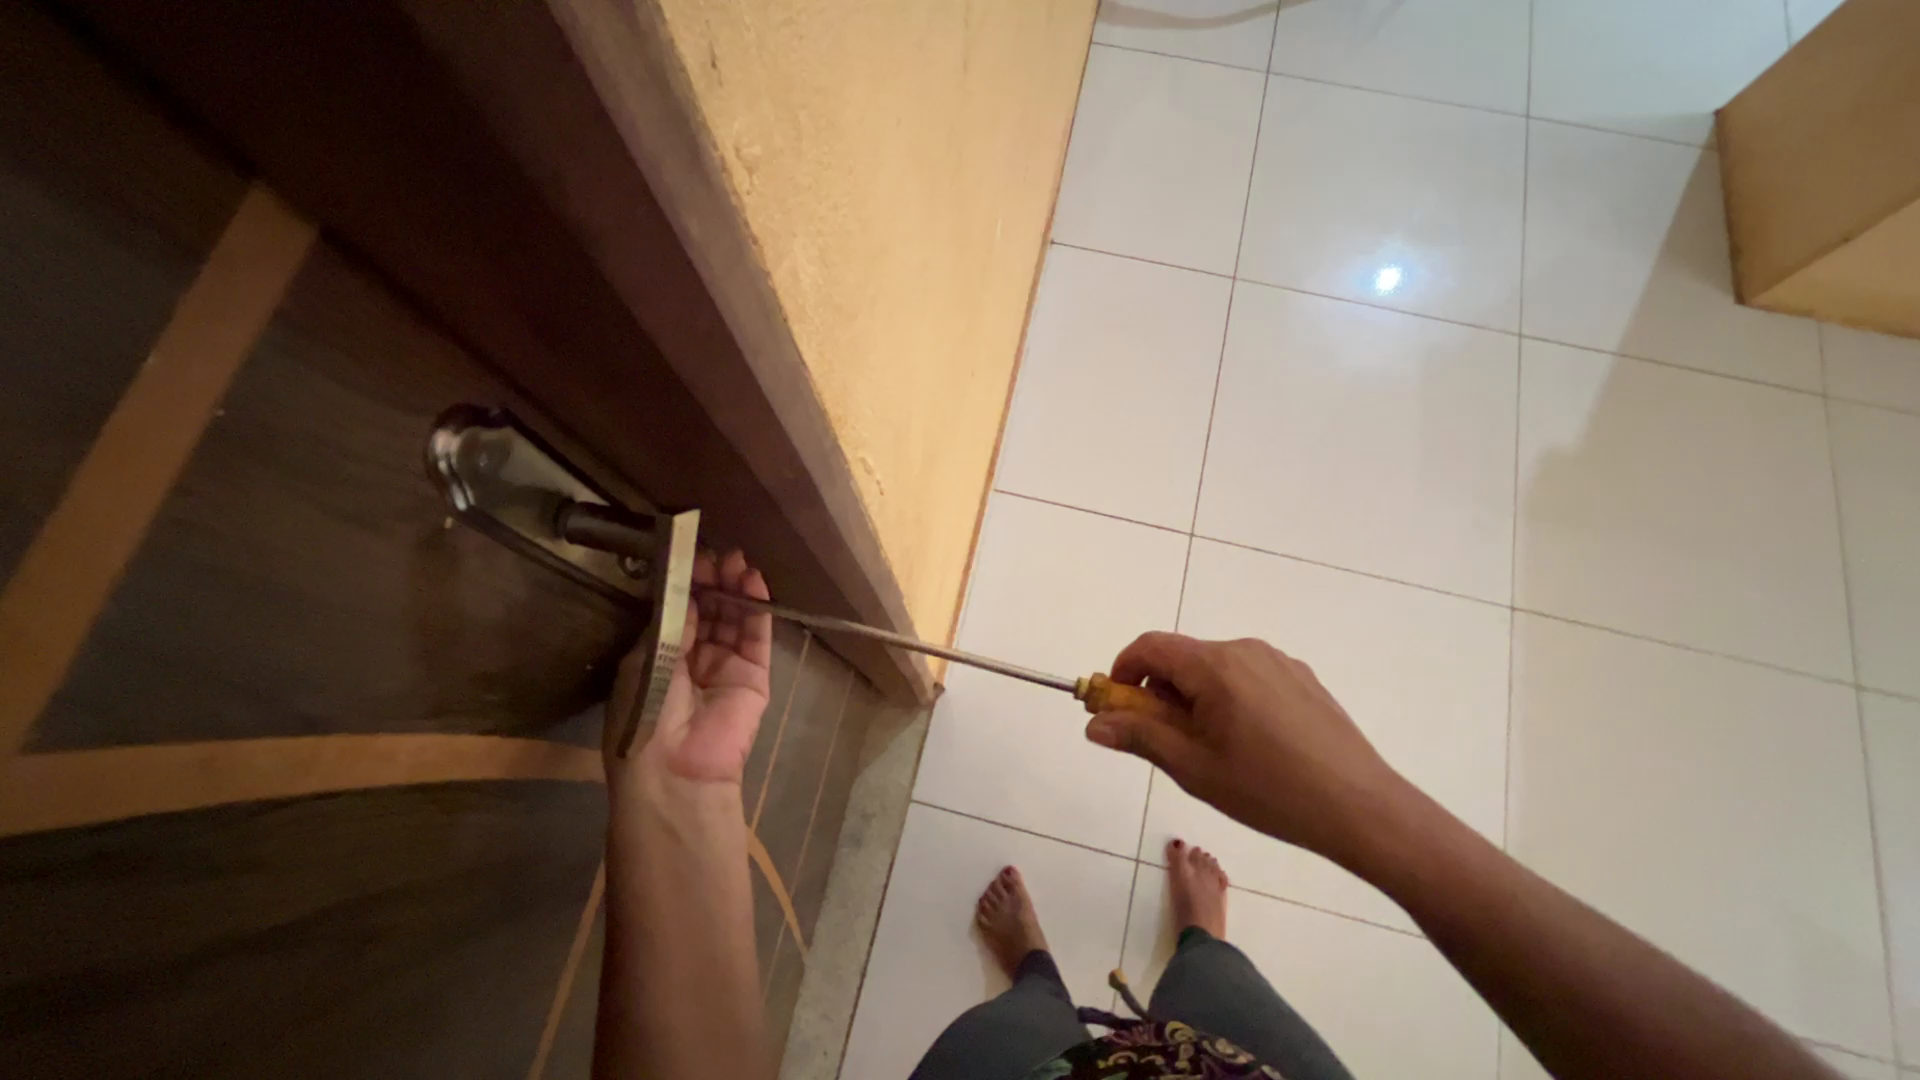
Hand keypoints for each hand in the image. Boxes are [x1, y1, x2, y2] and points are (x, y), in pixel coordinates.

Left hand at [608, 549, 771, 787]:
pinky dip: (758, 609)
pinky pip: (757, 637)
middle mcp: (694, 658)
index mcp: (660, 656)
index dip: (686, 585)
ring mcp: (726, 666)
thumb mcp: (646, 659)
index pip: (678, 611)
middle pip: (709, 611)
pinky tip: (754, 581)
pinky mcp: (754, 676)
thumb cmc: (645, 711)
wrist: (674, 764)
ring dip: (735, 589)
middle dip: (713, 582)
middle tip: (719, 554)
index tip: (692, 557)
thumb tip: (692, 595)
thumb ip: (672, 623)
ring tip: (737, 560)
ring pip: (734, 619)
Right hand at [1085, 632, 1412, 864]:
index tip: (1117, 709)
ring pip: (1214, 668)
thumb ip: (1140, 736)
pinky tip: (1249, 744)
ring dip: (1194, 697)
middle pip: (1181, 657)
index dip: (1122, 672)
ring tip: (1209, 749)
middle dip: (1159, 692)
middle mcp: (1245, 650)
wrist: (1361, 807)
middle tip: (1164, 740)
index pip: (1149, 647)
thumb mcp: (1193, 767)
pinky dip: (1228, 698)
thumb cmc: (1268, 789)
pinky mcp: (1302, 678)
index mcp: (1214, 665)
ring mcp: (1278, 661)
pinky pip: (1247, 676)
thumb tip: (1094, 723)